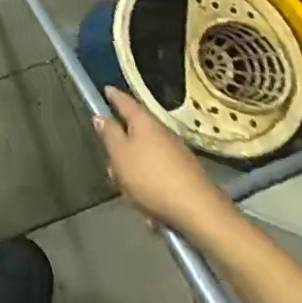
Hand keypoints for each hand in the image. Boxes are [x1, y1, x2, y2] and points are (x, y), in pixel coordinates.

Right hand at [93, 87, 233, 235]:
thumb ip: (109, 134)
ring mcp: (177, 155)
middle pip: (135, 133)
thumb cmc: (151, 178)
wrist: (200, 213)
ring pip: (146, 156)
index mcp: (144, 123)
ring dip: (135, 171)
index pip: (125, 102)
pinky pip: (159, 175)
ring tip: (130, 192)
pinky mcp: (187, 176)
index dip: (114, 96)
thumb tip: (101, 117)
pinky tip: (149, 207)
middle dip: (121, 147)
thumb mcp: (120, 155)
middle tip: (111, 164)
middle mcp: (162, 133)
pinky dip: (150, 186)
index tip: (107, 89)